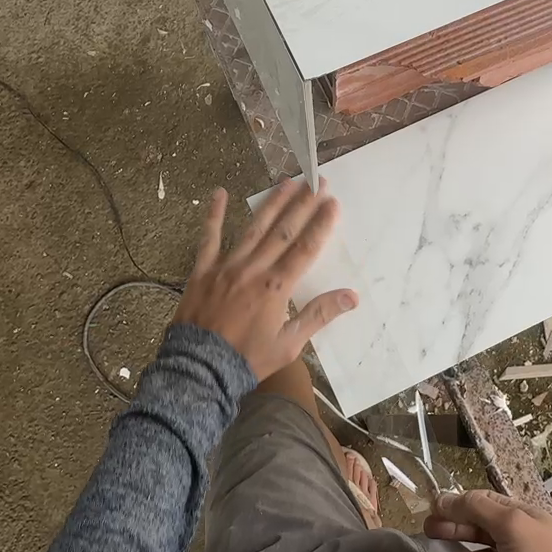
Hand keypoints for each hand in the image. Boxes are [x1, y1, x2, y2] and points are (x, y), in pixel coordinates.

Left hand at [173, 180, 356, 379]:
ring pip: (253, 228)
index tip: (333, 202)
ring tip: (287, 182)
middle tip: (317, 182)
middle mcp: (253, 269)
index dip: (321, 224)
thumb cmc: (248, 359)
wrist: (199, 369)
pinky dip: (214, 214)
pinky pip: (209, 238)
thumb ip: (318, 315)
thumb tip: (352, 296)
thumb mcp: (289, 345)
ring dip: (272, 204)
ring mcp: (226, 266)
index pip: (305, 249)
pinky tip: (219, 193)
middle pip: (283, 231)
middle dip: (302, 206)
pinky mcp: (203, 270)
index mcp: (276, 287)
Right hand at [425, 490, 551, 551]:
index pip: (484, 503)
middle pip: (479, 529)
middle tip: (428, 532)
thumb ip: (475, 508)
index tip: (433, 508)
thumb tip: (442, 496)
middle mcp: (519, 541)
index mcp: (521, 517)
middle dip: (454, 528)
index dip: (458, 503)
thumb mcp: (509, 523)